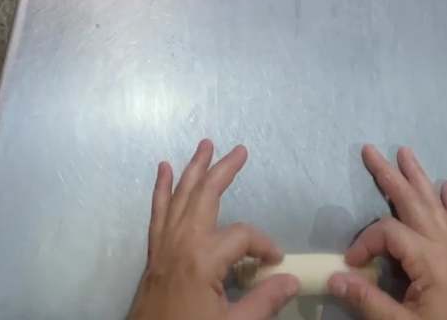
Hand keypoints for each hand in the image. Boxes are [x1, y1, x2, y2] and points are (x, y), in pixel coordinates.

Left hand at [126, 140, 300, 319]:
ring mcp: (165, 244)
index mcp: (203, 258)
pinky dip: (162, 188)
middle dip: (223, 170)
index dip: (264, 245)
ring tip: (205, 144)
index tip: (277, 262)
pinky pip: (158, 211)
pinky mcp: (154, 253)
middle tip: (240, 150)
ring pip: (180, 195)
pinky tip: (164, 169)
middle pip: (205, 195)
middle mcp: (181, 241)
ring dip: (194, 169)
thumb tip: (292, 280)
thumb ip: (264, 301)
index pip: (242, 236)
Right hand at [329, 145, 446, 319]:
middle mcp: (445, 251)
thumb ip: (368, 301)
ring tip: (406, 153)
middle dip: (390, 176)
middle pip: (413, 204)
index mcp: (430, 263)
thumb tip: (333, 276)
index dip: (364, 242)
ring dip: (419, 179)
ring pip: (435, 208)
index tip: (350, 265)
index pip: (388, 233)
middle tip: (371, 150)